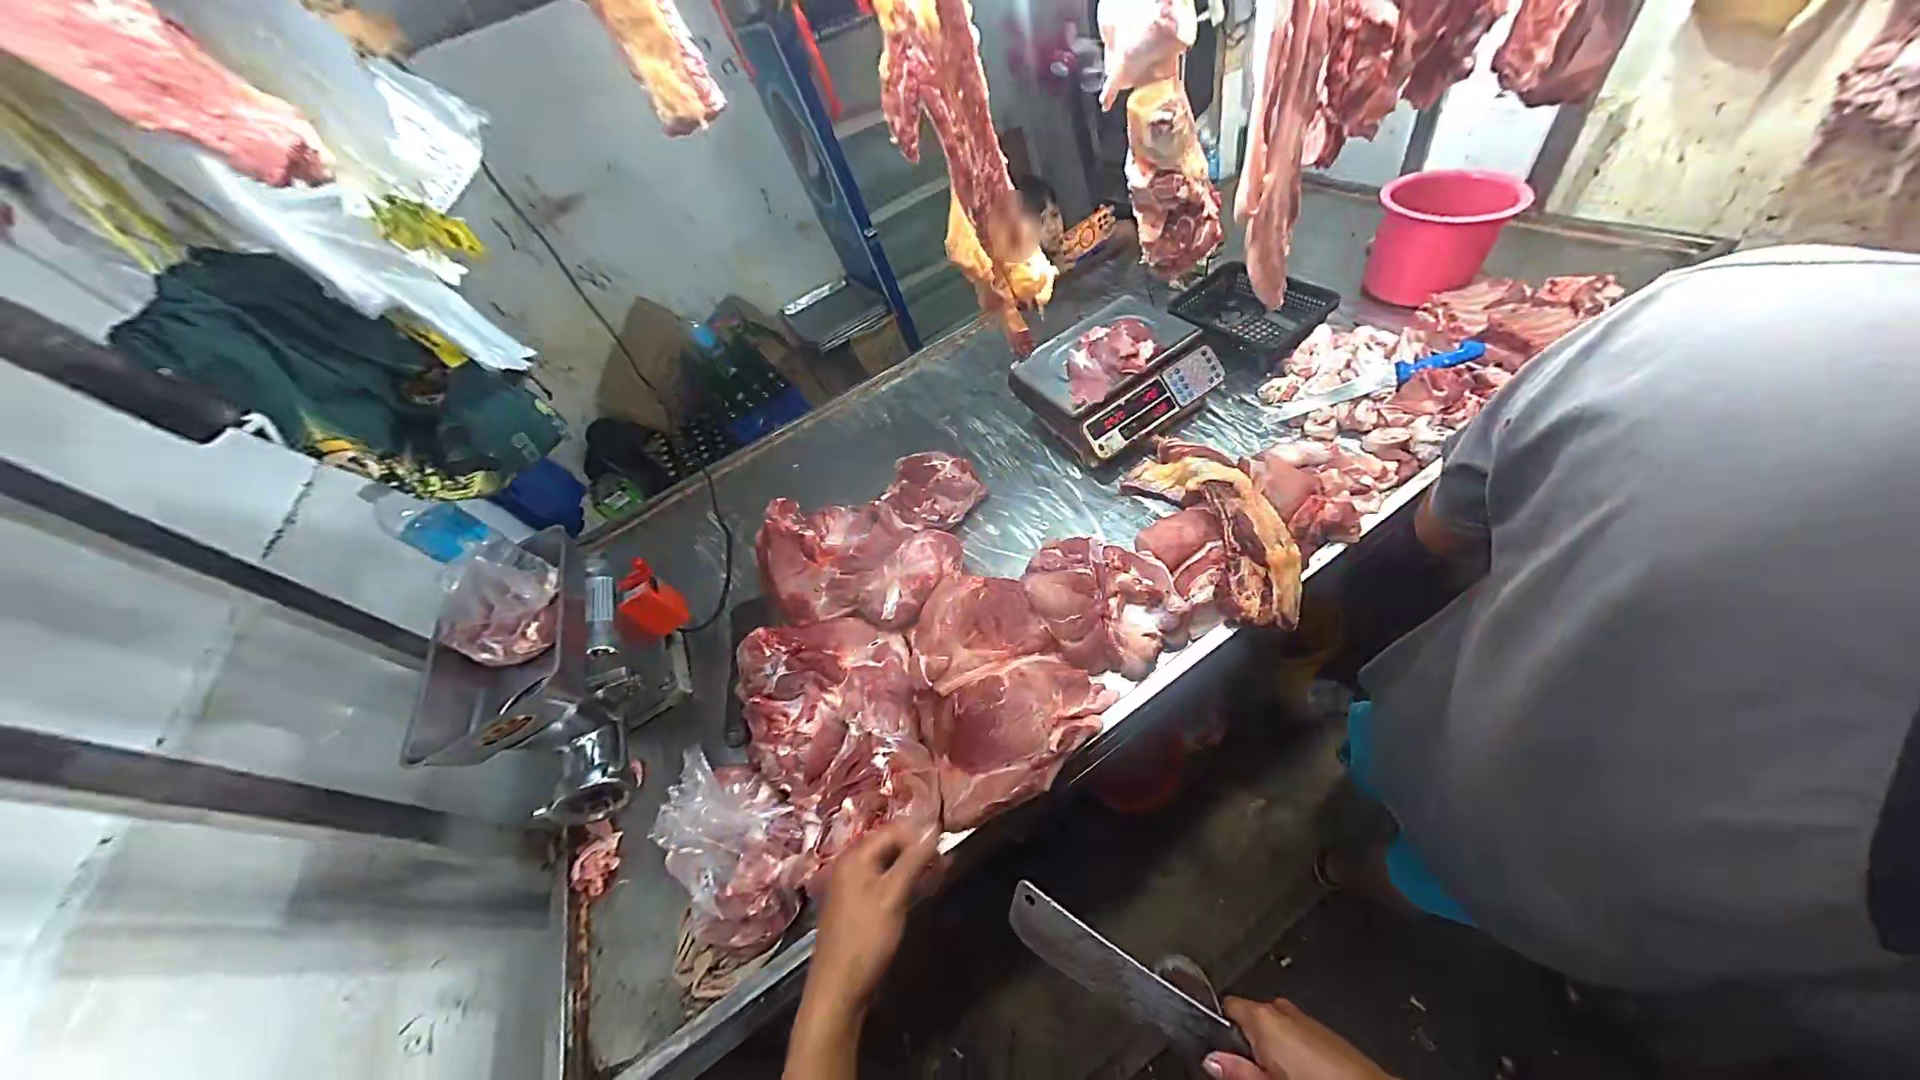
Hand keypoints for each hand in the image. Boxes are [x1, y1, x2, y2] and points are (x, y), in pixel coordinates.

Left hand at [804, 821, 944, 1016]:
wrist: (838, 989)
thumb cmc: (867, 938)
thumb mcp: (894, 895)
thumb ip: (913, 859)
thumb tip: (933, 826)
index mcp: (856, 856)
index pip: (893, 830)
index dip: (919, 835)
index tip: (945, 846)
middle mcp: (850, 864)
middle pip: (889, 844)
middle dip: (917, 850)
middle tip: (944, 863)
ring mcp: (851, 884)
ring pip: (887, 864)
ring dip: (912, 866)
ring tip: (938, 875)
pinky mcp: (856, 904)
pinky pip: (882, 880)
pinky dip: (901, 881)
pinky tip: (918, 890)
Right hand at [1204, 997, 1395, 1079]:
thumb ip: (1238, 1072)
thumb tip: (1212, 1061)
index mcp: (1262, 1016)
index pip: (1225, 1007)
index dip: (1220, 1031)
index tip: (1224, 1056)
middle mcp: (1282, 1009)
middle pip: (1250, 1020)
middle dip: (1250, 1046)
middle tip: (1258, 1075)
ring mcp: (1306, 1020)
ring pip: (1275, 1030)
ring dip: (1273, 1052)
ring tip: (1285, 1078)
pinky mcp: (1324, 1033)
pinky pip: (1297, 1037)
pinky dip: (1294, 1054)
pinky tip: (1305, 1078)